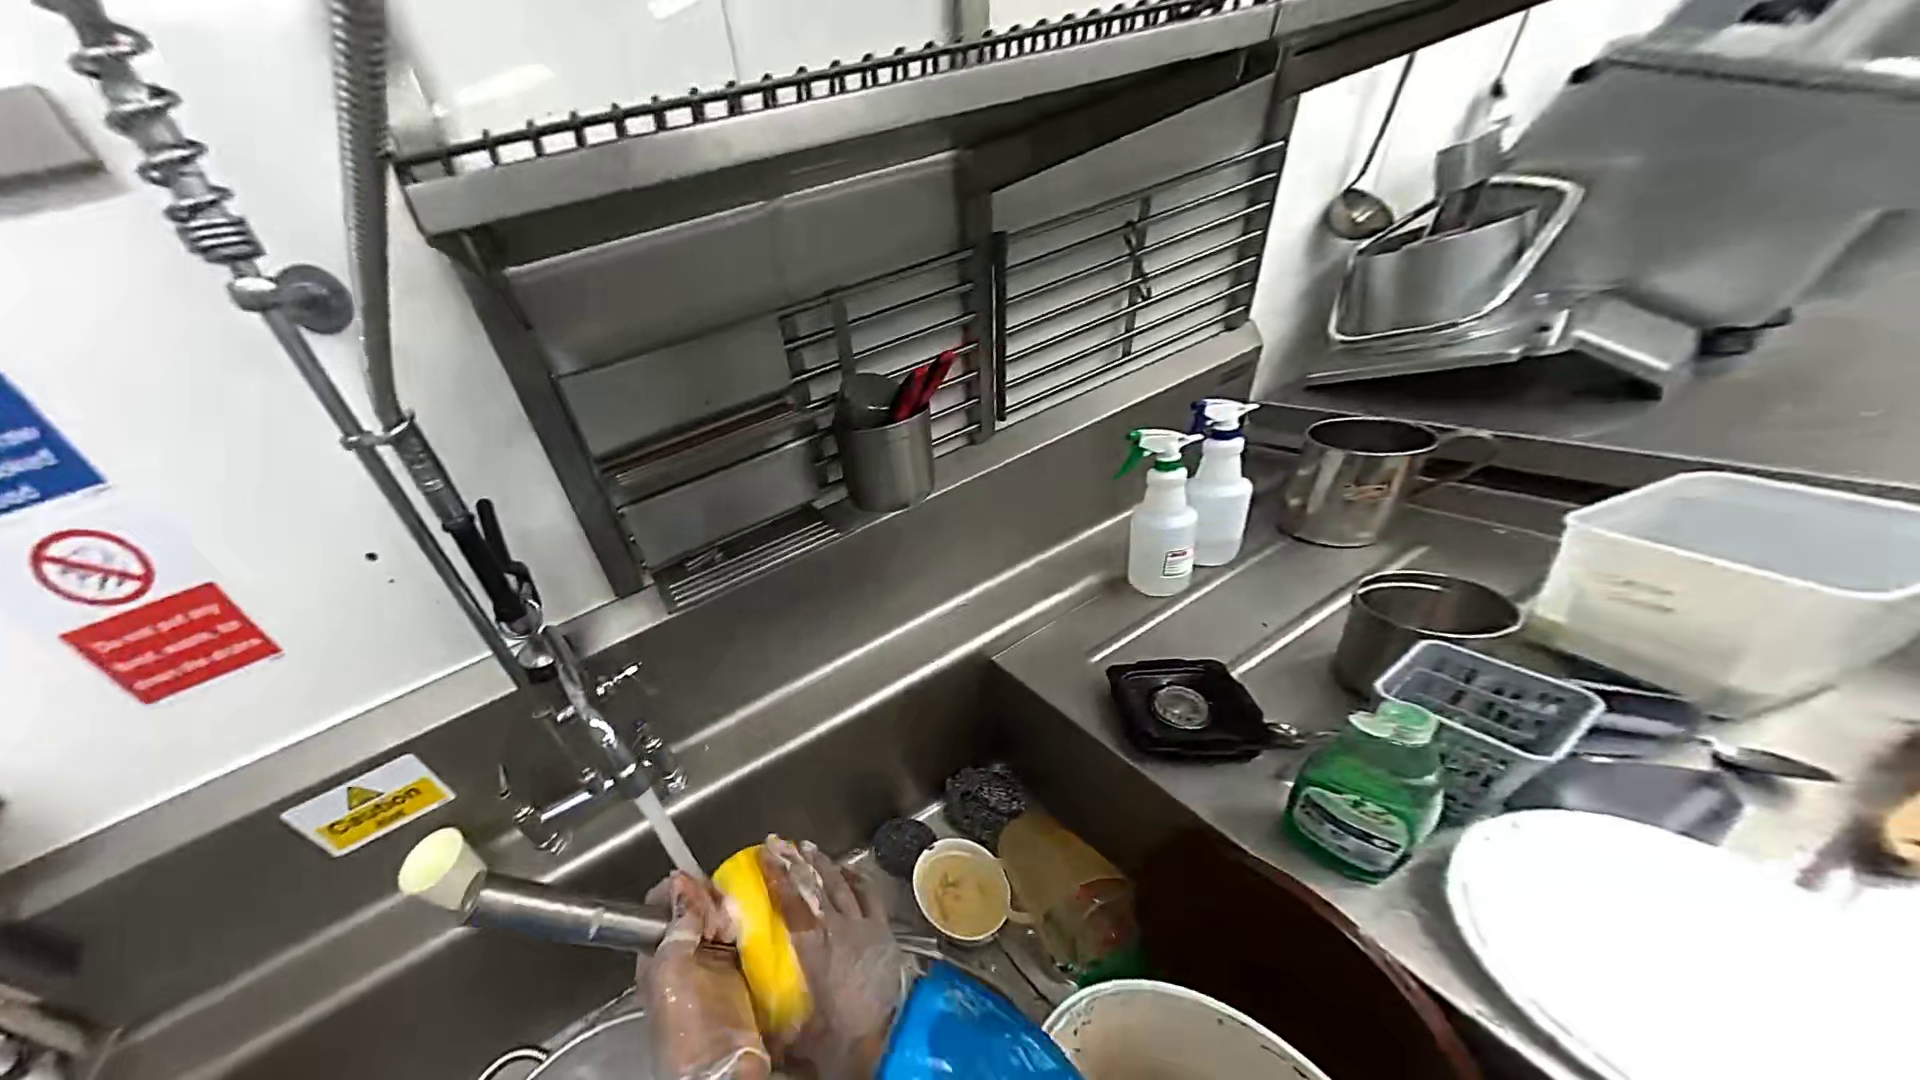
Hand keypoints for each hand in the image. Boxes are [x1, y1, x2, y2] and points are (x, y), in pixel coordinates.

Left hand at [637, 872, 771, 1079]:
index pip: (662, 904)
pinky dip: (751, 923)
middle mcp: (682, 953)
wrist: (724, 1070)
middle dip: (711, 900)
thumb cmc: (689, 1031)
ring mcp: (712, 960)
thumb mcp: (673, 975)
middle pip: (695, 904)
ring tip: (737, 926)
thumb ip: (676, 929)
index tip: (698, 892)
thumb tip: (680, 883)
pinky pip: (744, 932)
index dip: (679, 891)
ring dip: (732, 912)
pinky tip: (756, 928)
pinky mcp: (740, 968)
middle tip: (720, 918)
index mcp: (657, 954)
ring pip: (721, 915)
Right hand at [760, 837, 916, 1079]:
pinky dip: (855, 877)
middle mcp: (839, 928)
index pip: (791, 903)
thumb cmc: (843, 1041)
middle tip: (779, 842)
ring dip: (822, 863)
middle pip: (814, 885)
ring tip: (806, 847)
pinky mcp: (883, 928)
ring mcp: (864, 925)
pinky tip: (846, 868)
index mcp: (815, 949)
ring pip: (840, 883)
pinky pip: (868, 893)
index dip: (777, 876)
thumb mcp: (797, 1036)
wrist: (891, 1040)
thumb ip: (773, 1017)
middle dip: (794, 861)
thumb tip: (750, 1008)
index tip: (765, 855)